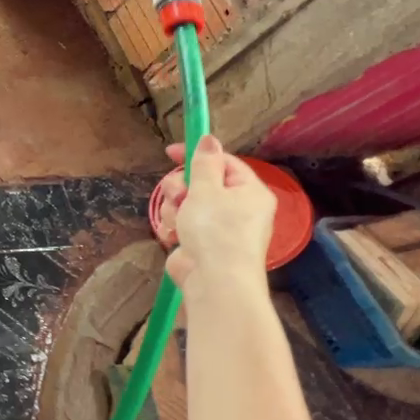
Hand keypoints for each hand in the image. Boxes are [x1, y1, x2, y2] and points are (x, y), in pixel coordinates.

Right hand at [154, 134, 275, 298]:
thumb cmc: (216, 229)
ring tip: (178, 223)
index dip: (196, 155)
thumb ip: (204, 162)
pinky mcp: (202, 242)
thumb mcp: (206, 189)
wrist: (214, 280)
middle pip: (200, 182)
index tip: (169, 153)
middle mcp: (238, 207)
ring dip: (175, 209)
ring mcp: (220, 227)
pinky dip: (175, 227)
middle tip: (178, 196)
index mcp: (249, 191)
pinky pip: (183, 223)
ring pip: (186, 202)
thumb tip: (209, 139)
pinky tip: (175, 237)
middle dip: (181, 187)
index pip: (223, 162)